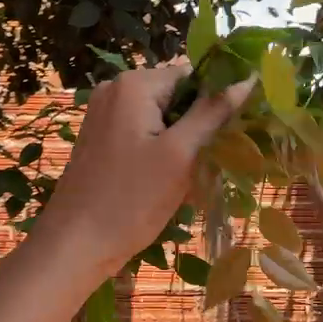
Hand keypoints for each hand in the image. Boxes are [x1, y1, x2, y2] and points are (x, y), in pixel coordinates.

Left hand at [32, 62, 254, 272]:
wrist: (75, 245)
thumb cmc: (131, 199)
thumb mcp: (181, 154)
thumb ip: (214, 112)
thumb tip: (247, 79)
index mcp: (134, 84)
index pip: (194, 76)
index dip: (216, 103)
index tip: (230, 136)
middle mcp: (115, 89)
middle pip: (177, 95)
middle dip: (198, 125)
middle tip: (208, 162)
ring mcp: (104, 114)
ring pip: (163, 117)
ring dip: (182, 142)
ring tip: (189, 175)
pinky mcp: (101, 138)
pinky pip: (144, 132)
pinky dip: (161, 151)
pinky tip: (166, 180)